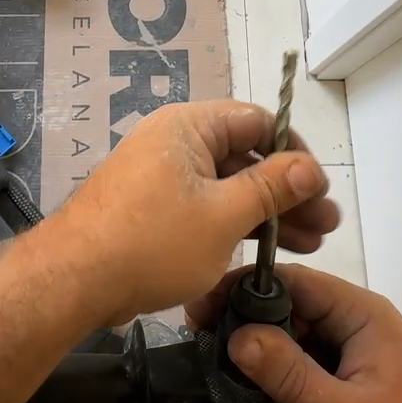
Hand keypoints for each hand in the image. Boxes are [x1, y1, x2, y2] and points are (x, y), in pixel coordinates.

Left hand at [47, 100, 336, 323]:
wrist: (74, 280)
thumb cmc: (152, 241)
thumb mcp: (222, 215)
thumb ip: (270, 188)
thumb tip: (310, 167)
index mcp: (190, 126)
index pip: (257, 122)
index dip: (294, 151)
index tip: (320, 187)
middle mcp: (177, 142)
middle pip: (245, 156)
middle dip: (288, 189)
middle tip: (326, 224)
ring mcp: (165, 176)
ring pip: (229, 185)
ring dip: (269, 211)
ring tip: (312, 244)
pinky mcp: (157, 208)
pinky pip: (208, 205)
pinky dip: (238, 223)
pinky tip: (270, 250)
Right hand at [186, 265, 401, 402]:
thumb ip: (290, 375)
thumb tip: (236, 335)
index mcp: (364, 315)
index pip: (295, 280)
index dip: (246, 288)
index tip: (202, 306)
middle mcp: (358, 326)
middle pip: (292, 307)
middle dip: (248, 321)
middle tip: (200, 337)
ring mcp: (355, 357)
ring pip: (295, 340)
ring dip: (261, 352)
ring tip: (214, 363)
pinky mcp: (350, 387)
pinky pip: (306, 368)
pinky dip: (277, 377)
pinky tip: (248, 389)